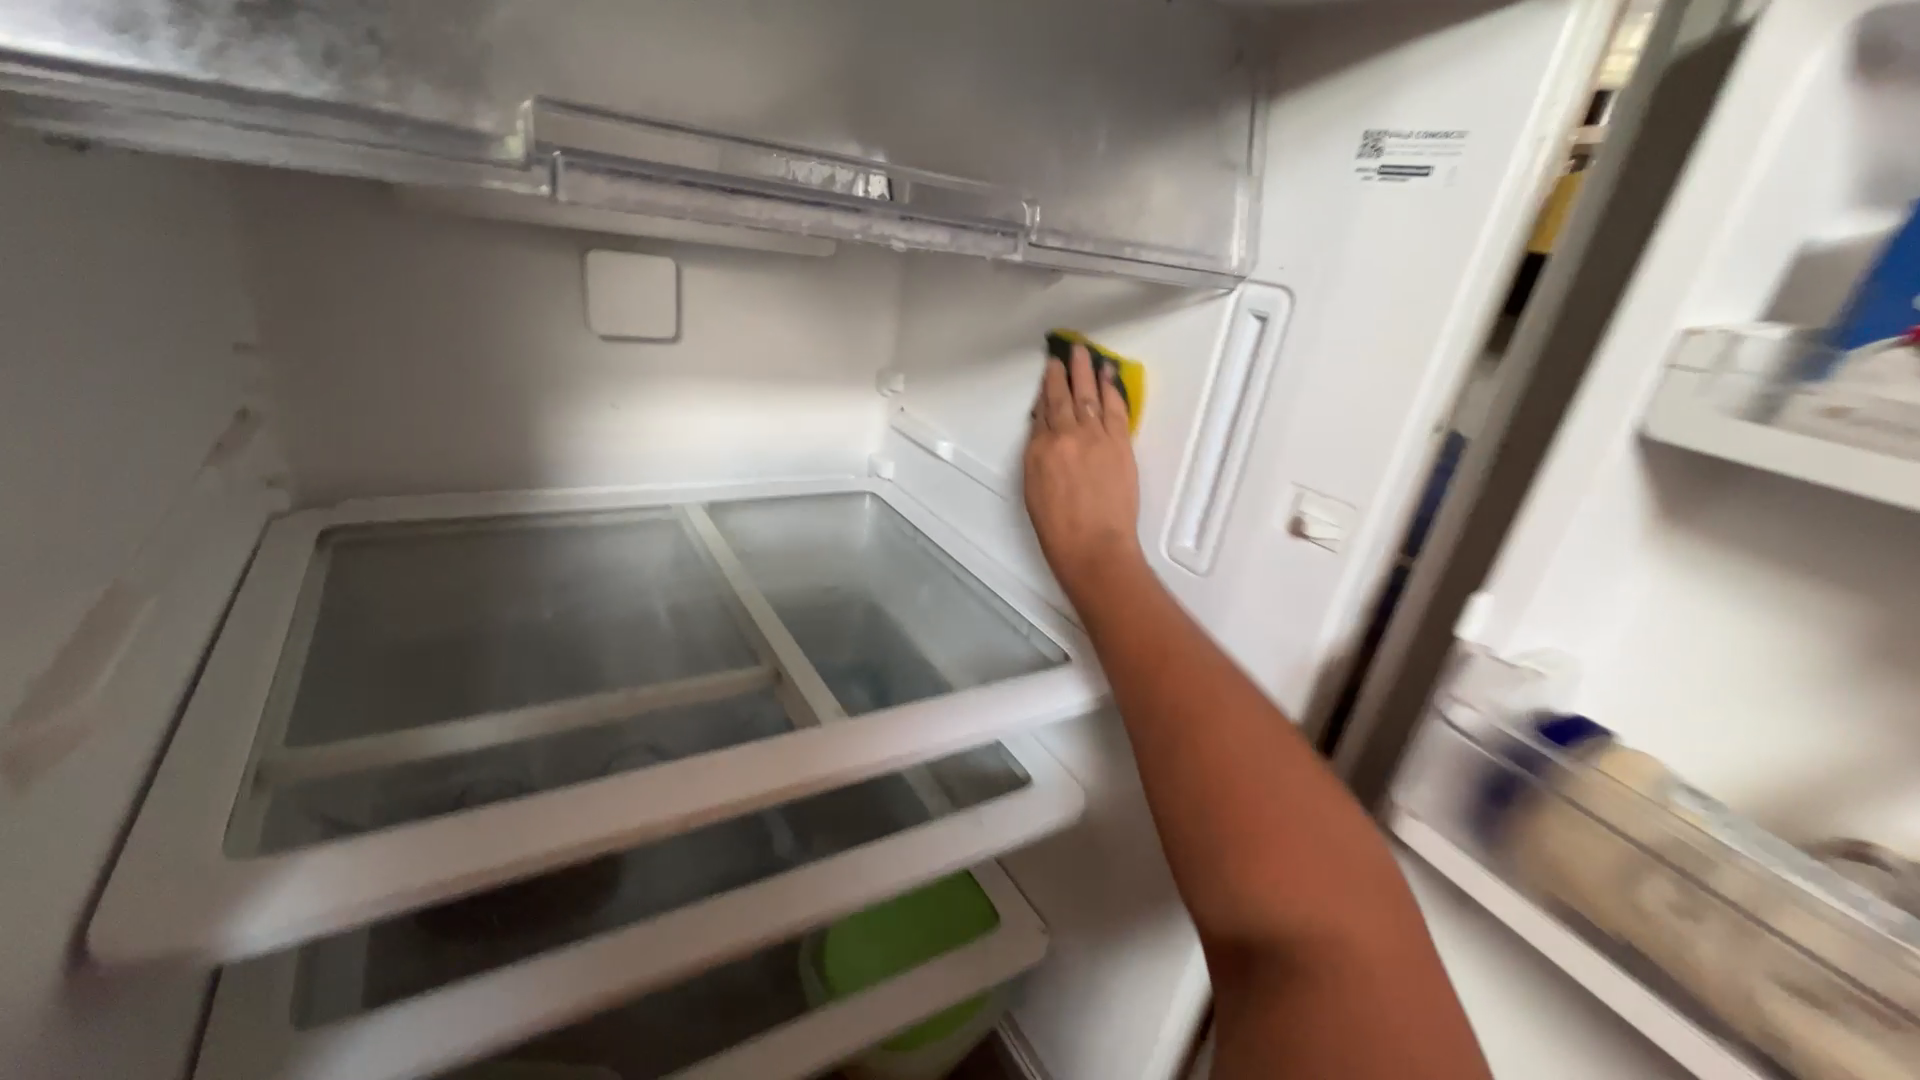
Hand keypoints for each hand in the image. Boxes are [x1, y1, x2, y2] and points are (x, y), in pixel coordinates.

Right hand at [1024, 344, 1145, 603]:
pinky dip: (1110, 388)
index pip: (1041, 412)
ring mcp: (1093, 437)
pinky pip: (1113, 407)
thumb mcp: (1034, 490)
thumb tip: (1046, 433)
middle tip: (1065, 352)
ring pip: (1088, 395)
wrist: (1093, 545)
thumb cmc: (1059, 529)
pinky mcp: (1119, 443)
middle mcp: (1064, 436)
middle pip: (1062, 397)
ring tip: (1085, 353)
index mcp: (1038, 450)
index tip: (1047, 376)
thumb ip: (1039, 456)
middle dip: (1063, 372)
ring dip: (1086, 371)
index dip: (1045, 392)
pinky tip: (1109, 375)